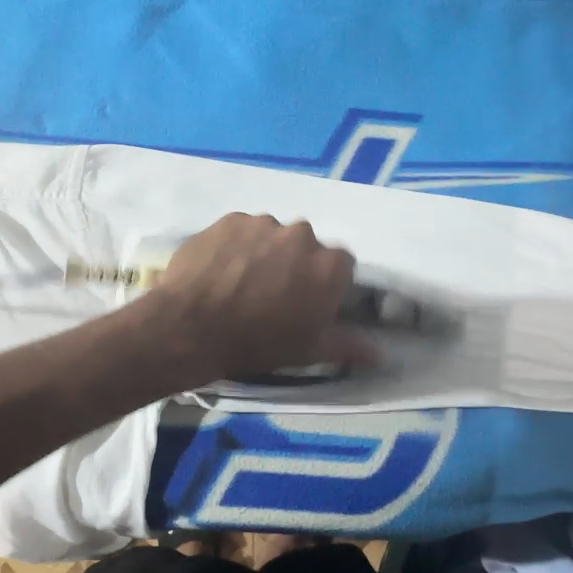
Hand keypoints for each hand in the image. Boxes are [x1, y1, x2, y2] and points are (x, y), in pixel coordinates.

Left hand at [149, 213, 371, 380]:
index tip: (308, 303)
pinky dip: (235, 246)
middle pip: (306, 247)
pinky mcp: (229, 219)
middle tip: (272, 295)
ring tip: (240, 283)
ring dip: (264, 253)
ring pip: (271, 237)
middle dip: (294, 265)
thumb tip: (380, 353)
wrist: (191, 327)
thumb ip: (347, 345)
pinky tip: (219, 271)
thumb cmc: (258, 342)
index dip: (325, 284)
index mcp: (330, 265)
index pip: (341, 266)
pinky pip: (240, 231)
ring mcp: (263, 223)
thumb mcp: (308, 350)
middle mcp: (302, 234)